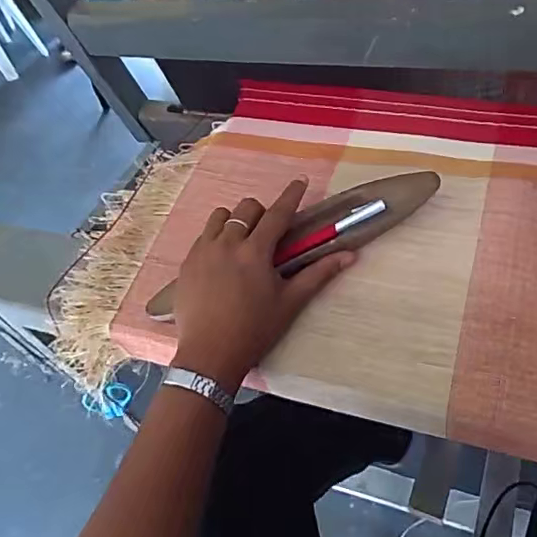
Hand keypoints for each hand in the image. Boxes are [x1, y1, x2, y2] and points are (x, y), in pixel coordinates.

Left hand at [169, 179, 354, 388]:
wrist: (210, 355)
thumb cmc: (255, 330)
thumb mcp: (290, 303)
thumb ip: (318, 274)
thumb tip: (350, 256)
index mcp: (255, 252)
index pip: (278, 213)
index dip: (291, 195)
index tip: (300, 181)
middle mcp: (226, 244)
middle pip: (246, 209)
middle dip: (261, 213)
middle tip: (269, 233)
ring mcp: (202, 252)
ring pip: (219, 217)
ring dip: (234, 222)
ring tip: (242, 242)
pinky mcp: (186, 264)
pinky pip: (202, 237)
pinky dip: (215, 239)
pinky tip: (221, 262)